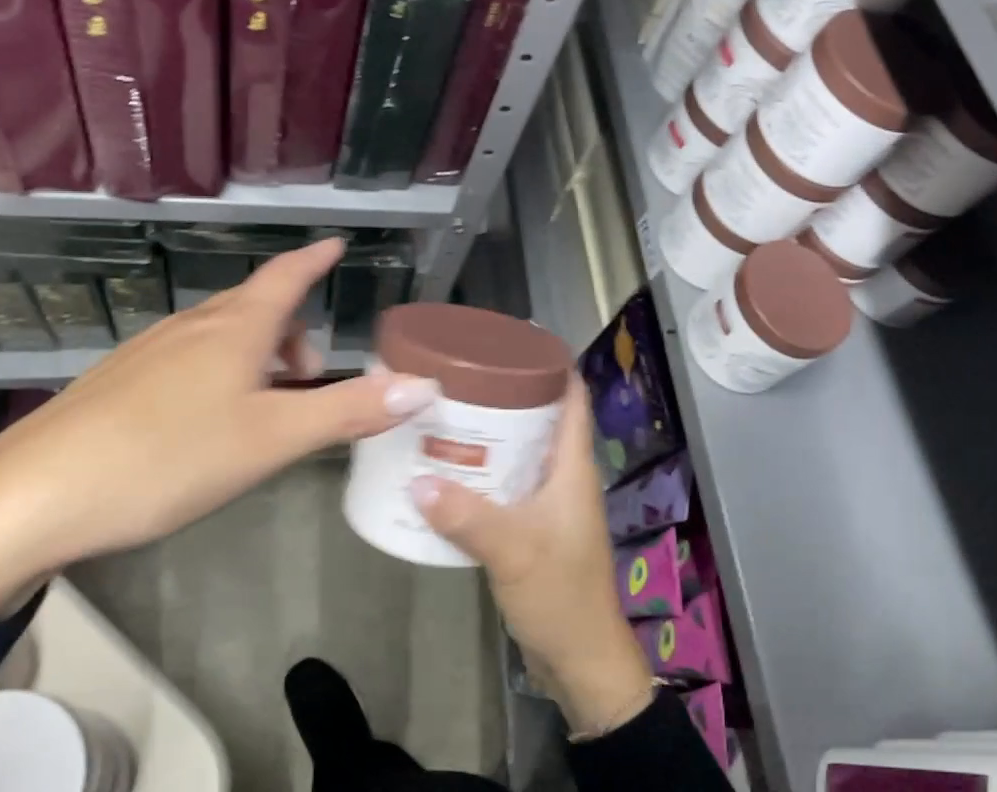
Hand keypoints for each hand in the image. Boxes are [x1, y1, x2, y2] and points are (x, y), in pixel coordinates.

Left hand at [0, 237, 440, 625]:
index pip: (286, 277)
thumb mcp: (272, 440)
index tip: (336, 244)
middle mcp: (189, 329)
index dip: (315, 260)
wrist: (34, 499)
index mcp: (232, 330)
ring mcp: (146, 355)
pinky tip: (208, 428)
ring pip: (219, 338)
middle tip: (315, 373)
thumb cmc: (167, 458)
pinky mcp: (116, 386)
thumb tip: (423, 384)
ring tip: (269, 407)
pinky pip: (186, 363)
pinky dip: (220, 376)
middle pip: (254, 309)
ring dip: (257, 357)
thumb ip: (348, 410)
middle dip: (293, 328)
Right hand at [411, 381, 653, 734]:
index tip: (509, 339)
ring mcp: (550, 504)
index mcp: (572, 467)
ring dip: (491, 436)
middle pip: (539, 419)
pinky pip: (508, 486)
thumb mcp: (512, 550)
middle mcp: (564, 476)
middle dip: (504, 396)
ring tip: (445, 417)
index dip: (549, 364)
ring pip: (521, 453)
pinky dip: (483, 474)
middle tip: (457, 379)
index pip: (571, 397)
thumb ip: (466, 515)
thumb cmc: (560, 594)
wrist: (580, 657)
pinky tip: (448, 474)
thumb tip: (416, 479)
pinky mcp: (534, 529)